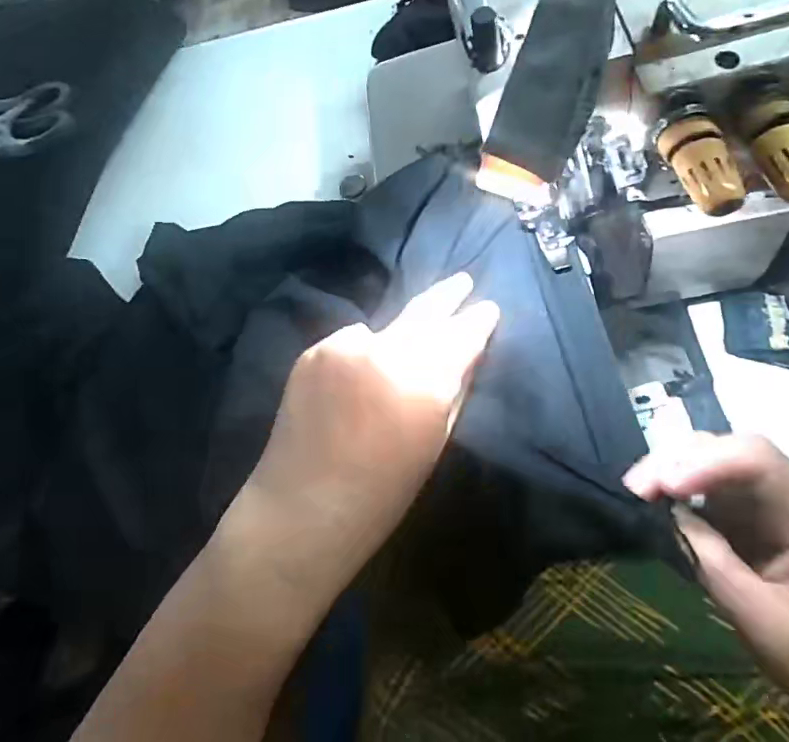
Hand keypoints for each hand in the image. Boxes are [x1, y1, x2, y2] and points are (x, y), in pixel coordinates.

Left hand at [233, 272, 500, 590]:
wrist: (302, 508)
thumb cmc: (382, 493)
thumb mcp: (434, 443)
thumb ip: (454, 390)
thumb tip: (468, 352)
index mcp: (424, 383)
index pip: (462, 335)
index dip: (477, 319)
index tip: (487, 307)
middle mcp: (386, 352)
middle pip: (425, 312)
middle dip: (447, 295)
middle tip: (462, 280)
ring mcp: (346, 346)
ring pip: (386, 328)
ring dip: (399, 335)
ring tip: (401, 354)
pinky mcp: (316, 350)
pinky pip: (353, 342)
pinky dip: (362, 352)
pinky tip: (358, 379)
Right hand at [624, 434, 788, 733]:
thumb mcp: (766, 622)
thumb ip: (716, 566)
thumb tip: (668, 516)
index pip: (760, 461)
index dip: (709, 462)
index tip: (667, 487)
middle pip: (730, 449)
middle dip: (679, 459)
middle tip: (637, 487)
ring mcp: (764, 503)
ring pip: (711, 459)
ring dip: (670, 467)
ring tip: (637, 490)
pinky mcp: (743, 515)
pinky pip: (704, 484)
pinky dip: (673, 485)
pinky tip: (651, 497)